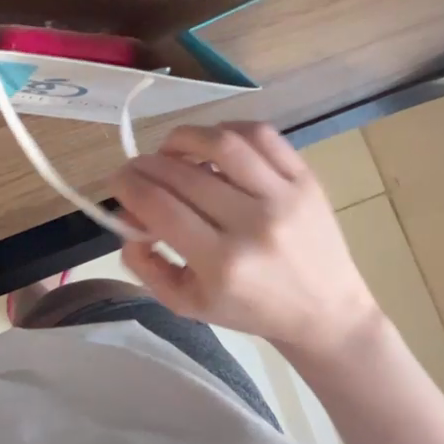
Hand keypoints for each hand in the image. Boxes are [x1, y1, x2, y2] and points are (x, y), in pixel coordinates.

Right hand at [111, 122, 382, 356]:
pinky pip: (261, 135)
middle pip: (182, 174)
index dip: (127, 185)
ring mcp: (284, 198)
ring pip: (222, 143)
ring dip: (184, 138)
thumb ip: (145, 264)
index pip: (158, 206)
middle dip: (146, 164)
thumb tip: (125, 218)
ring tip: (170, 149)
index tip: (116, 181)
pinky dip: (227, 129)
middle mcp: (253, 226)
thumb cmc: (249, 309)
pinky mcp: (306, 180)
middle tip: (136, 168)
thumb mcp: (186, 304)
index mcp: (222, 264)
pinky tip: (212, 144)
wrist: (326, 315)